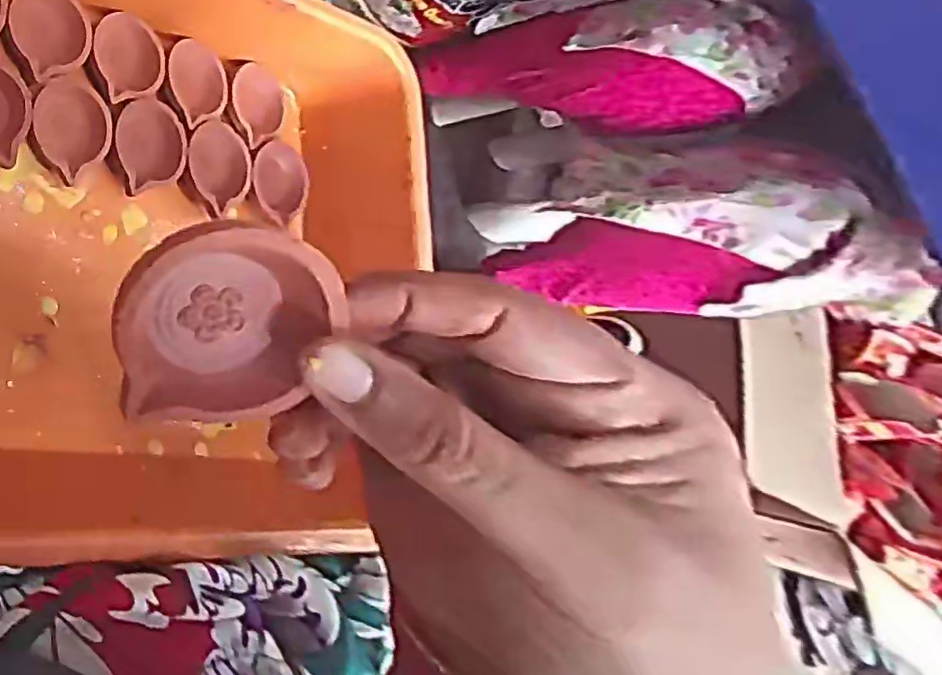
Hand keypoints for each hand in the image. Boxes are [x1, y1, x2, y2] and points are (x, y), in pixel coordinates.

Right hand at [271, 273, 789, 674]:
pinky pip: (352, 416)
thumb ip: (445, 446)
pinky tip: (303, 465)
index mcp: (606, 389)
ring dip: (322, 396)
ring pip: (374, 368)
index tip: (331, 317)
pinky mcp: (416, 457)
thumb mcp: (564, 545)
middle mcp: (529, 391)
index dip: (410, 302)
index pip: (496, 313)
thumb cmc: (647, 655)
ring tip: (295, 444)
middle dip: (350, 354)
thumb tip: (328, 358)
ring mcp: (468, 423)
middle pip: (419, 334)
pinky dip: (316, 430)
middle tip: (294, 379)